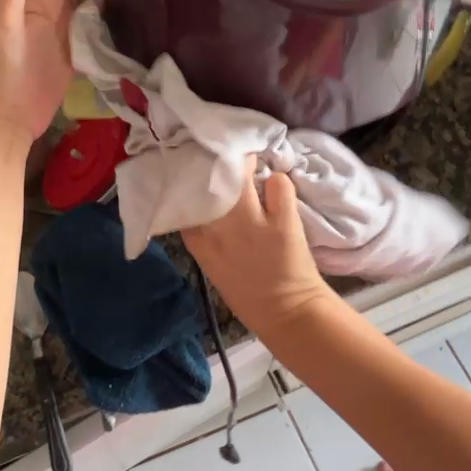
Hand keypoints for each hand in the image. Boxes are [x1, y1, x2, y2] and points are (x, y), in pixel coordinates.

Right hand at [182, 164, 335, 335]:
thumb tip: (204, 197)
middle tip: (225, 158)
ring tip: (251, 166)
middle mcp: (220, 227)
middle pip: (212, 179)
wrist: (285, 312)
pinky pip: (278, 184)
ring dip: (247, 164)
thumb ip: (201, 231)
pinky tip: (277, 190)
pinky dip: (278, 182)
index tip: (197, 170)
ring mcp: (252, 223)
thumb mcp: (209, 261)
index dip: (192, 179)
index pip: (186, 197)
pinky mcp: (282, 222)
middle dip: (217, 163)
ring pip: (242, 174)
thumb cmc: (243, 290)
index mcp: (198, 240)